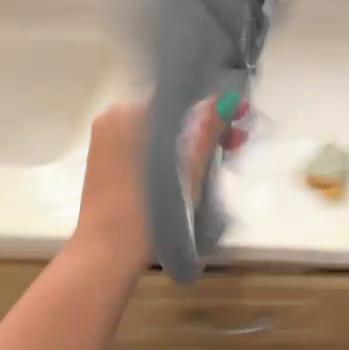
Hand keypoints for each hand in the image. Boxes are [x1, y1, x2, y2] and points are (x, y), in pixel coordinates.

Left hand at [69, 95, 242, 275]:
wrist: (108, 252)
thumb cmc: (148, 208)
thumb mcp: (187, 168)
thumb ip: (205, 130)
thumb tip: (224, 100)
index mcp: (127, 113)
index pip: (179, 97)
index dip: (213, 104)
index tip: (240, 114)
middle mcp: (113, 120)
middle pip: (170, 114)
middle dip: (206, 125)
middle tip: (238, 140)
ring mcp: (109, 143)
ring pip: (161, 132)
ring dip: (192, 140)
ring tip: (224, 156)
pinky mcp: (111, 164)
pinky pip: (149, 146)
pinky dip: (173, 152)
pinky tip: (197, 168)